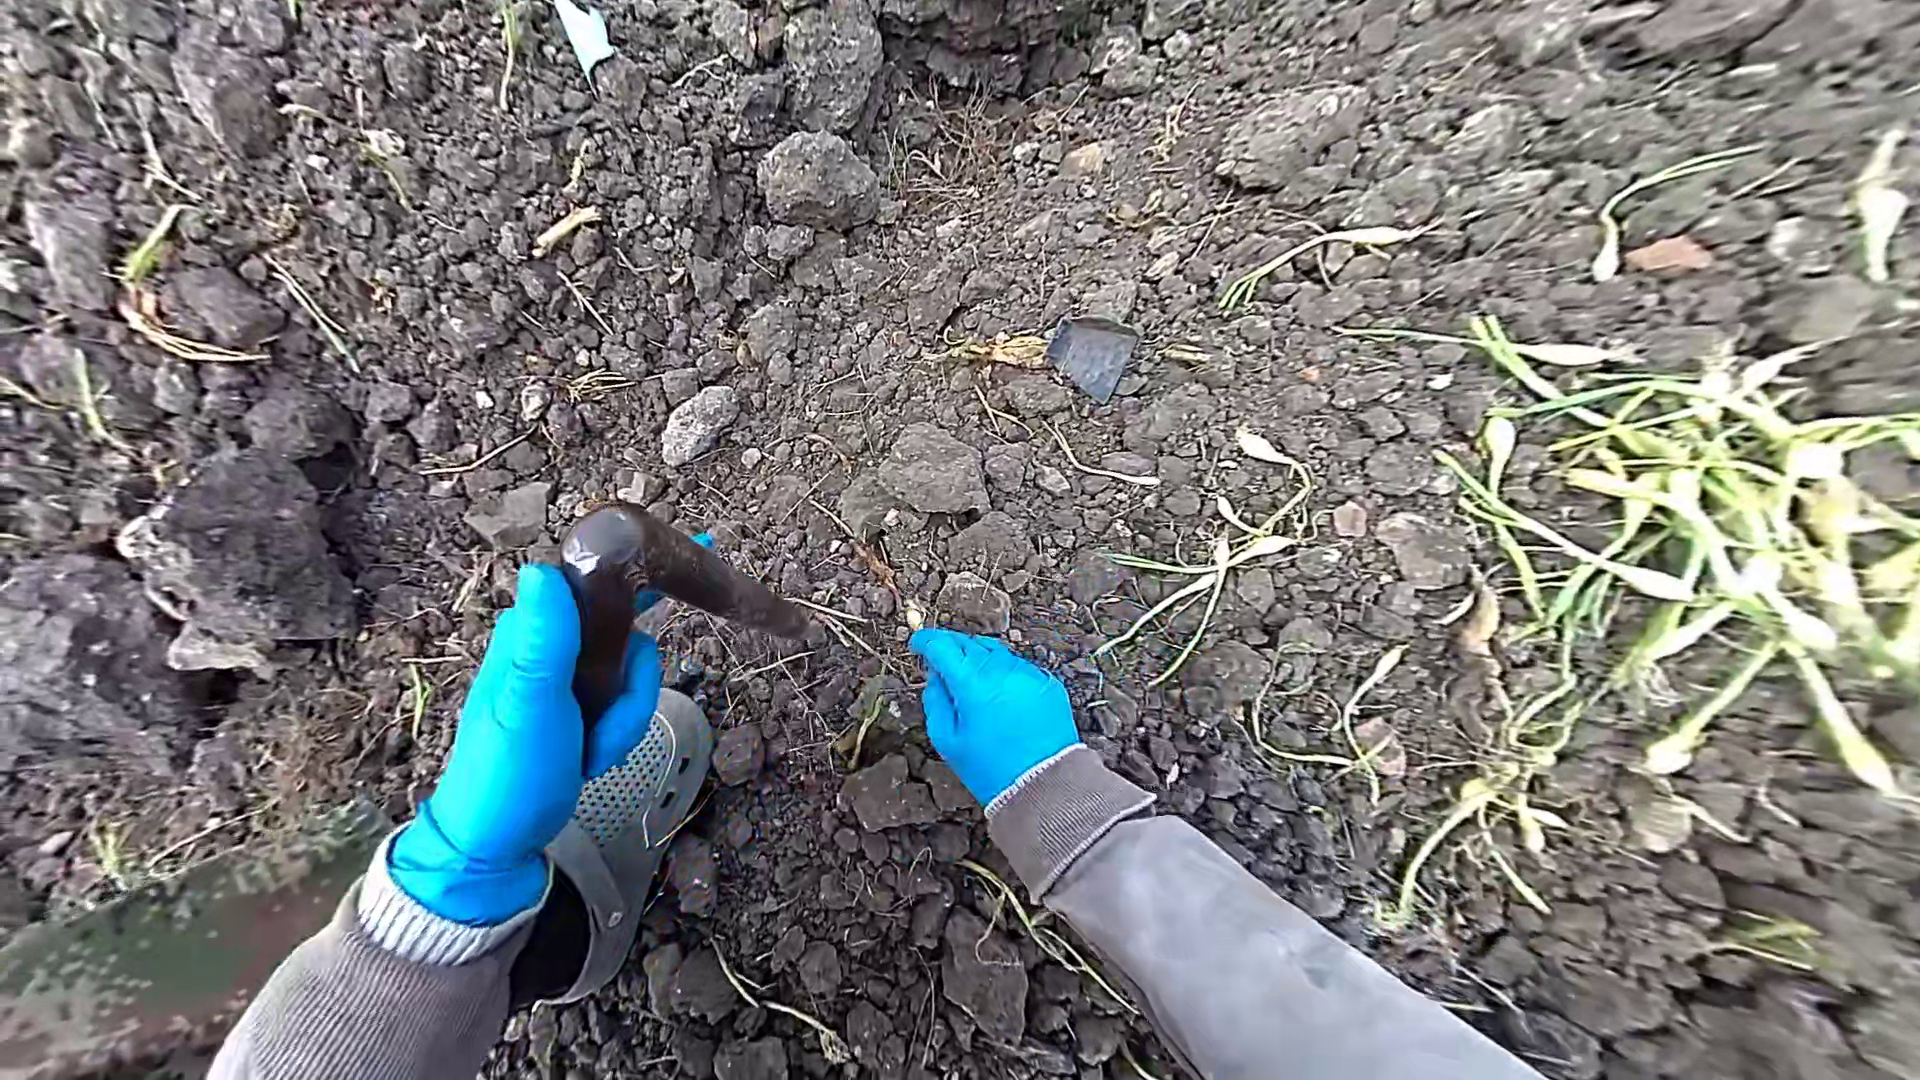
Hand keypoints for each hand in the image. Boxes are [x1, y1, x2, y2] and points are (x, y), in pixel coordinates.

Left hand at [389, 564, 663, 924]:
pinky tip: (595, 753)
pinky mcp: (590, 701)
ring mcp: (575, 675)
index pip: (595, 580)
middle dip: (633, 683)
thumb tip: (544, 569)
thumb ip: (542, 639)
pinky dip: (624, 726)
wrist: (500, 838)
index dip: (643, 568)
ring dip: (627, 714)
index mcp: (536, 633)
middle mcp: (557, 645)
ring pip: (640, 670)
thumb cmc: (508, 770)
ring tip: (591, 748)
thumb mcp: (528, 705)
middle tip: (611, 716)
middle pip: (631, 631)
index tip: (697, 548)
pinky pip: (633, 697)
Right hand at [909, 627, 1079, 803]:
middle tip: (942, 661)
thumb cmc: (992, 770)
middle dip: (952, 648)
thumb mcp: (948, 741)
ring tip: (972, 681)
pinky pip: (1018, 667)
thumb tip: (935, 676)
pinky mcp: (1047, 683)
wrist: (1044, 785)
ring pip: (995, 653)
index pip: (943, 646)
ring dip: (979, 660)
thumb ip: (936, 701)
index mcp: (973, 684)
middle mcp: (1002, 671)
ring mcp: (1027, 674)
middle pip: (969, 644)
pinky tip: (1000, 694)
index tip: (919, 643)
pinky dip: (1004, 673)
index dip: (927, 641)